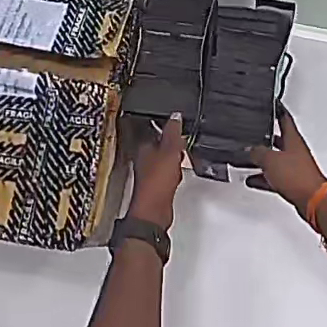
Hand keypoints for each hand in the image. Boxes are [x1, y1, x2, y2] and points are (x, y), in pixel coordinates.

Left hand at [129, 113, 186, 227]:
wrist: (155, 210)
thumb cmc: (156, 182)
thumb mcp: (169, 151)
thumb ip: (173, 132)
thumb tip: (175, 116)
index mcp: (144, 147)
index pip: (155, 131)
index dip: (168, 128)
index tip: (179, 126)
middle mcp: (145, 159)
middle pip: (160, 145)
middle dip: (172, 143)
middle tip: (182, 141)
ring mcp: (150, 172)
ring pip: (164, 158)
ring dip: (175, 157)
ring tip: (182, 156)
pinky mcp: (158, 185)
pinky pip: (168, 172)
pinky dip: (174, 171)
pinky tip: (178, 173)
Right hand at [250, 107, 326, 215]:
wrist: (313, 201)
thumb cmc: (299, 177)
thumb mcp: (270, 159)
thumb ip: (257, 152)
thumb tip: (250, 150)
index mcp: (293, 140)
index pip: (285, 118)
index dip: (279, 109)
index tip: (274, 102)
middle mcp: (295, 151)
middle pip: (279, 140)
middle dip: (267, 136)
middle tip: (256, 131)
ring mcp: (295, 167)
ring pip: (276, 159)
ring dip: (262, 160)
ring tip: (249, 158)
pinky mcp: (293, 182)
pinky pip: (274, 177)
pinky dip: (263, 177)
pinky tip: (253, 179)